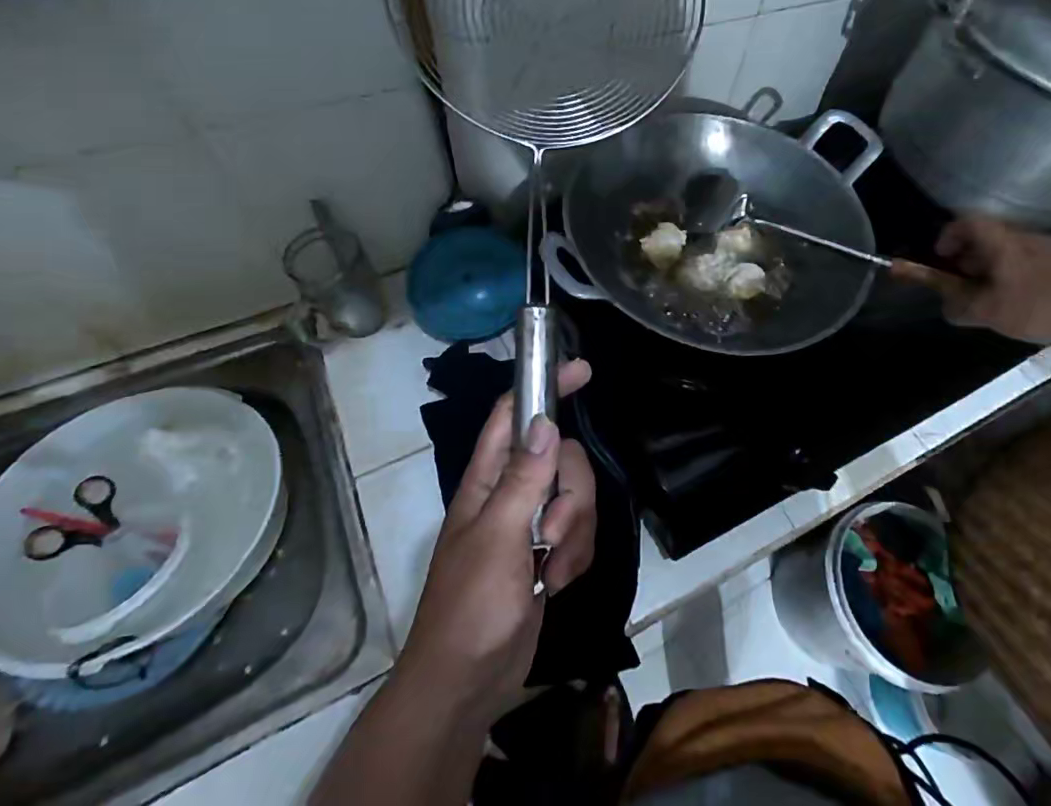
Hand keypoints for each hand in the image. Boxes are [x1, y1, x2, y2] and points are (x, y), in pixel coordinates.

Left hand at [398, 359, 596, 724]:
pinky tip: (554, 584)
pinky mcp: (547, 555)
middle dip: (570, 495)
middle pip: (560, 458)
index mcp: (487, 479)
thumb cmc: (471, 605)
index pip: (515, 415)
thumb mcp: (497, 538)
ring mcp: (530, 525)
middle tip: (548, 534)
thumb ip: (523, 479)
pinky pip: (579, 535)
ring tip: (548, 570)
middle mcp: (510, 493)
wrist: (469, 679)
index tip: (581, 371)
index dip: (544, 388)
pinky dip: (574, 559)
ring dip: (572, 536)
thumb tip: (545, 420)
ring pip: (575, 499)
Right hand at [892, 216, 1050, 349]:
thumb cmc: (1041, 309)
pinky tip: (1039, 301)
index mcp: (1006, 243)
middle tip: (968, 279)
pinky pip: (1049, 263)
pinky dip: (1032, 275)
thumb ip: (959, 306)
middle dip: (976, 255)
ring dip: (1005, 265)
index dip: (950, 234)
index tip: (942, 256)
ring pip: (1024, 250)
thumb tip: (946, 305)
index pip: (969, 222)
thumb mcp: (987, 313)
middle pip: (996, 236)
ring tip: (1003, 293)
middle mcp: (1034, 238)